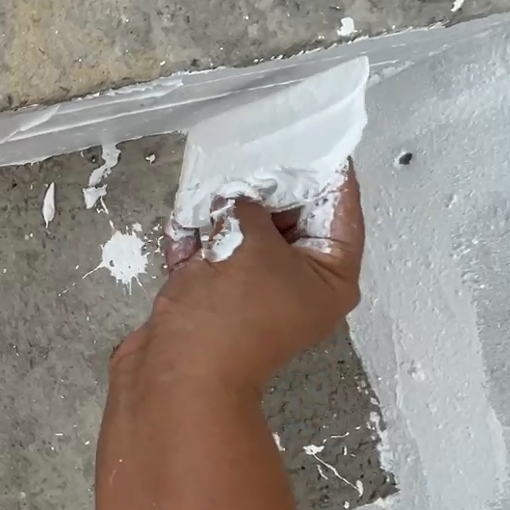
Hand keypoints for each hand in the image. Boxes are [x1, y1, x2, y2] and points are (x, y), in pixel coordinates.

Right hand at [114, 166, 364, 393]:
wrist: (173, 376)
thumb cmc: (227, 315)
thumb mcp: (248, 247)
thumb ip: (244, 209)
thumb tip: (230, 199)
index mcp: (328, 274)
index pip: (335, 207)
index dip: (320, 169)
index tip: (303, 133)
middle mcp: (294, 282)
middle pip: (283, 219)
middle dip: (255, 191)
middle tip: (238, 158)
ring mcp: (248, 292)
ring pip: (238, 237)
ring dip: (215, 217)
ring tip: (198, 196)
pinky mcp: (208, 299)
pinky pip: (206, 258)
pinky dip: (192, 242)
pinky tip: (178, 231)